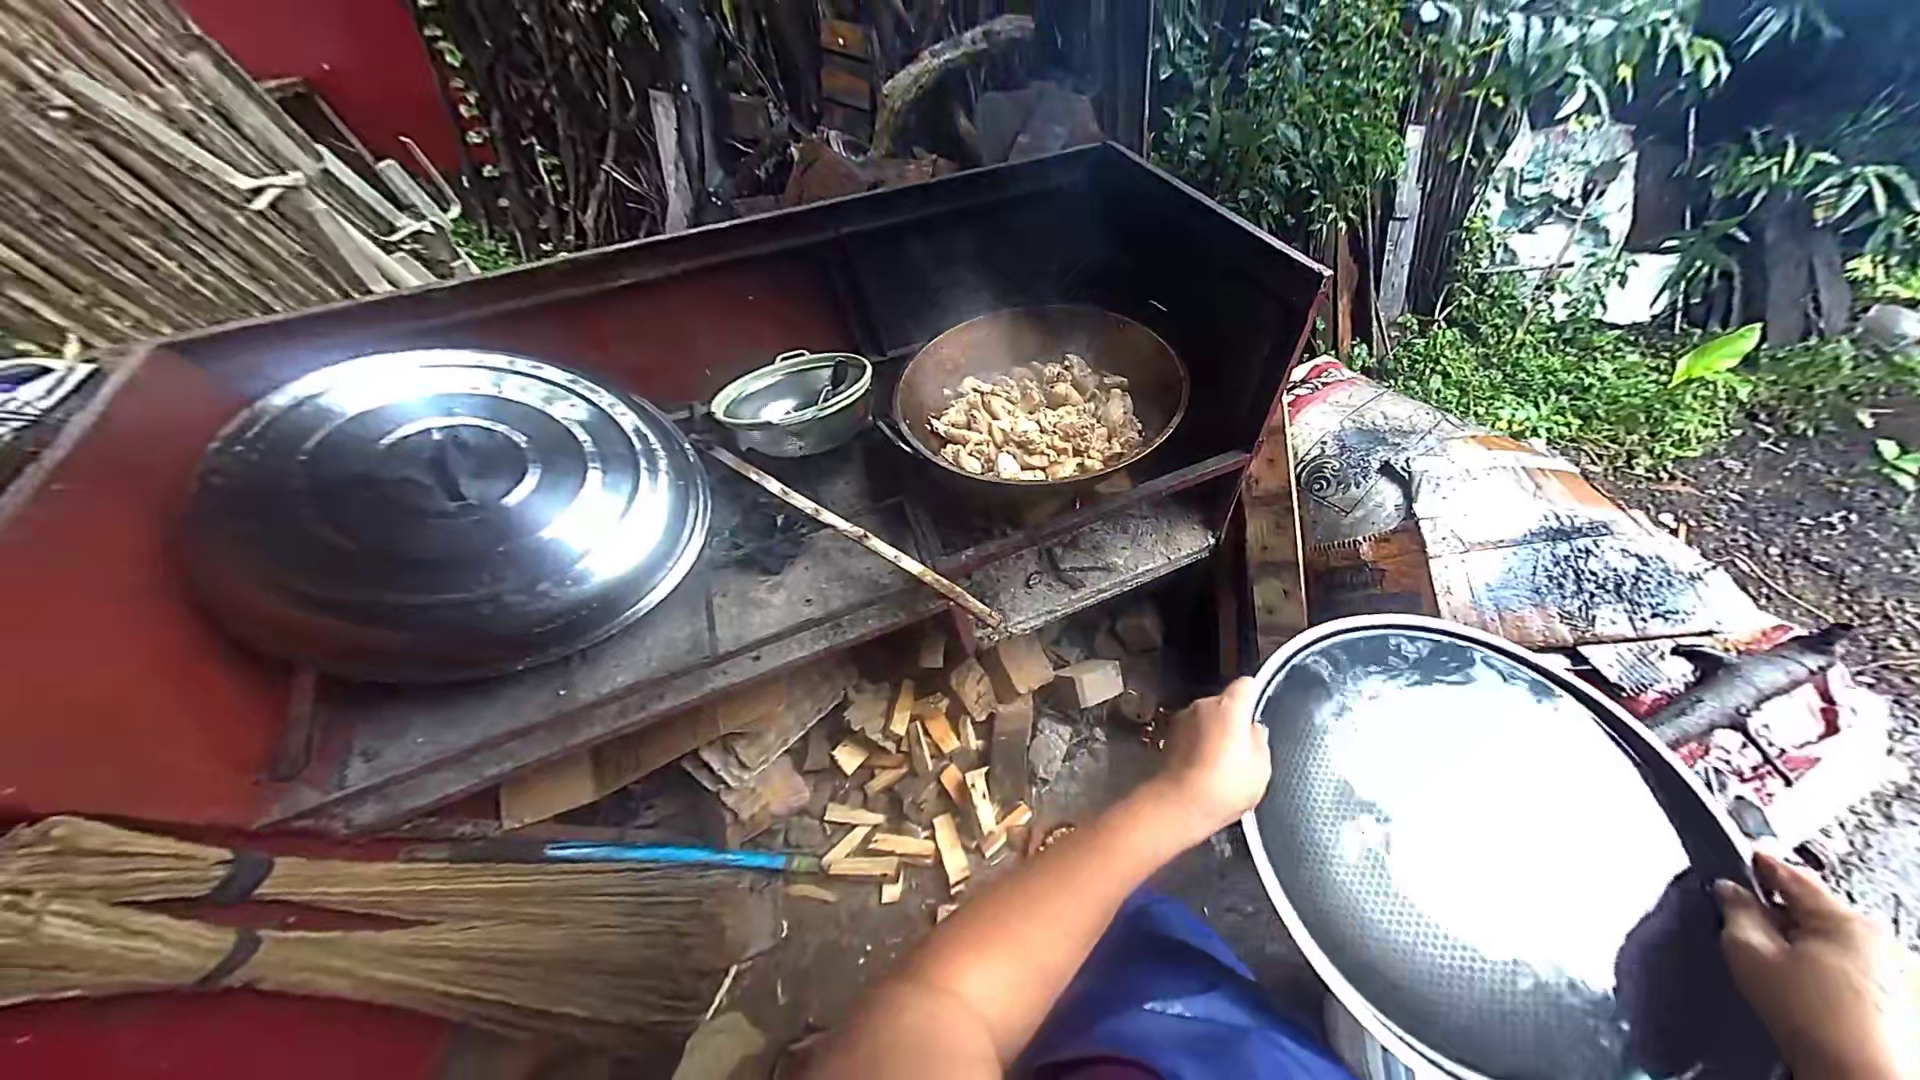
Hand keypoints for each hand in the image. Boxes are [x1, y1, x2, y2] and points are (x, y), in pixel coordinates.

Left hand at [1140, 677, 1271, 845]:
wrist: (1181, 803)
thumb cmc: (1227, 784)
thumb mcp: (1261, 766)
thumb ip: (1259, 739)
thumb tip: (1253, 727)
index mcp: (1229, 706)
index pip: (1246, 684)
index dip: (1255, 694)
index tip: (1259, 711)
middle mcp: (1202, 705)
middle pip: (1224, 702)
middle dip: (1234, 718)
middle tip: (1243, 748)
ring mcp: (1182, 717)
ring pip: (1207, 717)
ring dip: (1214, 730)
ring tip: (1222, 761)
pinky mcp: (1169, 733)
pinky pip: (1192, 730)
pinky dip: (1199, 740)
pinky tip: (1203, 764)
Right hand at [1715, 852, 1918, 1079]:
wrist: (1863, 1076)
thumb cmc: (1811, 1017)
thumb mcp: (1748, 950)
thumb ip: (1736, 910)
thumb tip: (1731, 890)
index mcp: (1850, 923)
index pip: (1790, 875)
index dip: (1756, 863)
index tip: (1740, 854)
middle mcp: (1889, 944)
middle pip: (1816, 909)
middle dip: (1780, 913)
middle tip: (1748, 927)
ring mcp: (1906, 975)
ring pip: (1837, 939)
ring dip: (1807, 942)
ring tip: (1782, 967)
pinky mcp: (1910, 1001)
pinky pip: (1859, 966)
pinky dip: (1830, 967)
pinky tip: (1812, 989)